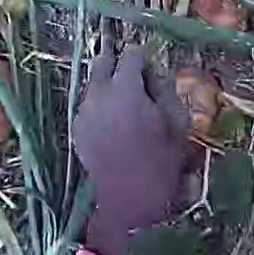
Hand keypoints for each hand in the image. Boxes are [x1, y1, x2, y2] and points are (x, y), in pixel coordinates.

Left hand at [74, 46, 189, 254]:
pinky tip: (115, 123)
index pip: (132, 52)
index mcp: (125, 88)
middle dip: (120, 65)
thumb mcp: (176, 120)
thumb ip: (165, 87)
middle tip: (137, 83)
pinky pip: (89, 104)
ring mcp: (83, 111)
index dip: (145, 60)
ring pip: (94, 82)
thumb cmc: (160, 161)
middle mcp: (98, 94)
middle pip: (103, 60)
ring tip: (127, 107)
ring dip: (109, 85)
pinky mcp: (76, 128)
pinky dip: (101, 104)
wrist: (129, 202)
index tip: (153, 75)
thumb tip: (154, 74)